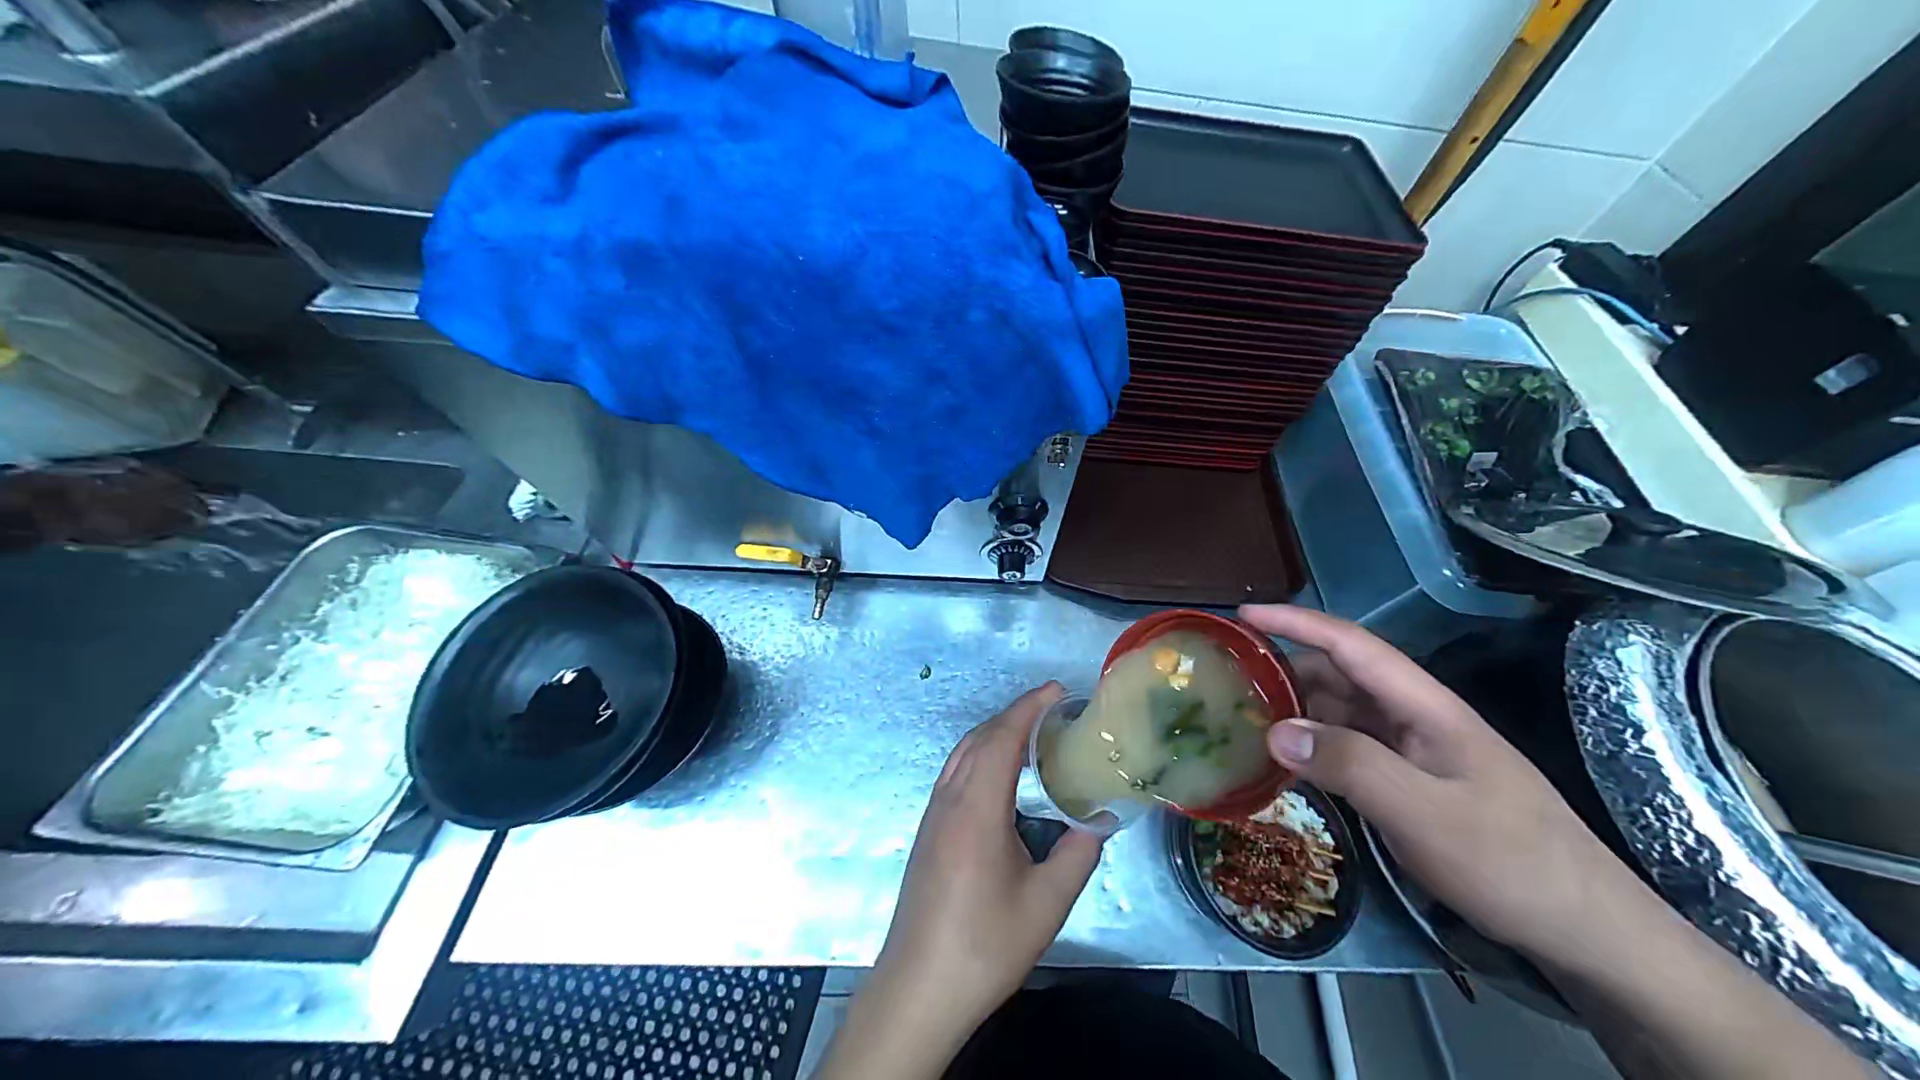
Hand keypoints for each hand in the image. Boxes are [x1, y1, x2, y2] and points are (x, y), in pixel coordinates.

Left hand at [823, 684, 1104, 1078]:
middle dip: (1014, 715)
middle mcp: (948, 801)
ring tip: (1031, 734)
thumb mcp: (1045, 905)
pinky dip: (980, 757)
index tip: (1056, 691)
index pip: (1001, 739)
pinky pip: (954, 774)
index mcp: (976, 810)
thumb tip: (1098, 824)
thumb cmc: (984, 945)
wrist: (919, 987)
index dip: (1028, 708)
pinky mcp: (927, 832)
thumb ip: (1076, 856)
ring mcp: (932, 816)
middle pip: (978, 739)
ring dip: (994, 734)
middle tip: (1052, 708)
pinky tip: (1000, 778)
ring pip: (962, 755)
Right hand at [1239, 605, 1637, 960]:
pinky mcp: (1409, 783)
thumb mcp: (1425, 815)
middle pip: (1339, 676)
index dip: (1296, 623)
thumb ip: (1350, 766)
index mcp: (1426, 707)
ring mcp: (1413, 751)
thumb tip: (1274, 730)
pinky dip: (1311, 747)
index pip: (1352, 646)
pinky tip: (1283, 763)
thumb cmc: (1511, 862)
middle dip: (1284, 669)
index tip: (1243, 614)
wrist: (1586, 929)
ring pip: (1340, 713)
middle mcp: (1415, 719)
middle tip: (1227, 682)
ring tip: (1242, 720)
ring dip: (1294, 710)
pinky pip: (1347, 749)